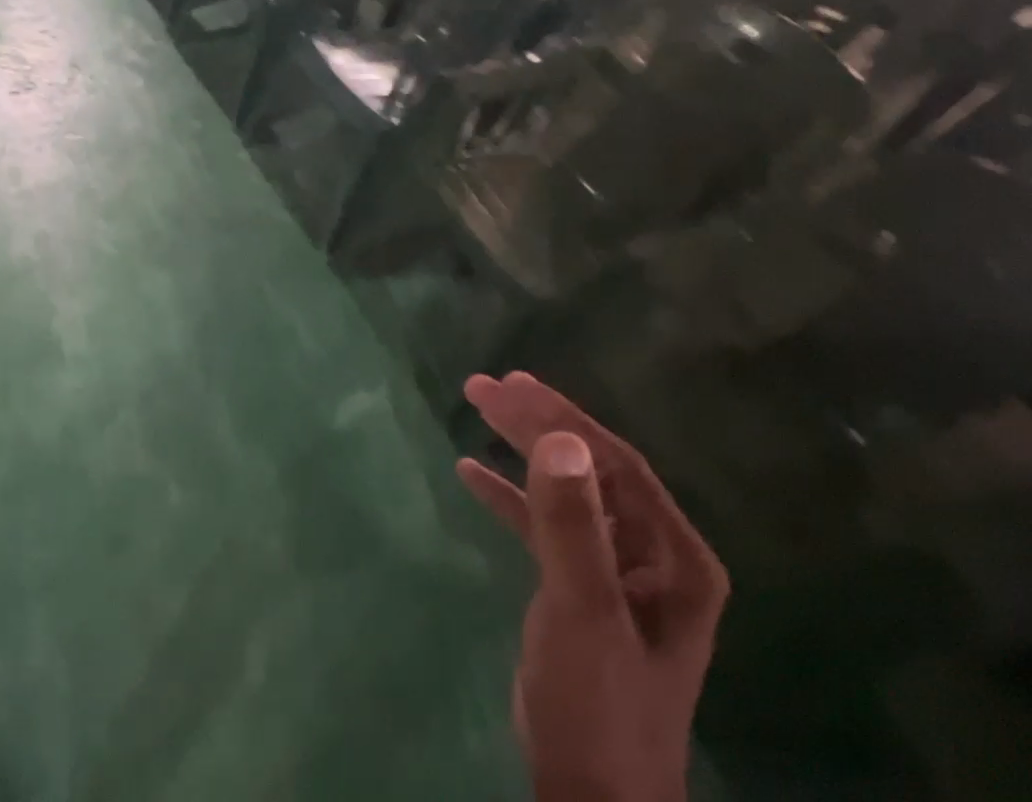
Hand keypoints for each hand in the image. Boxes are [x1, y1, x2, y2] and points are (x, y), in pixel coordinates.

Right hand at [456, 373, 728, 801]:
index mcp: (674, 556)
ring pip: (566, 494)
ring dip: (522, 453)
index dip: (563, 419)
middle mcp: (652, 556)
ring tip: (478, 409)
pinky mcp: (579, 591)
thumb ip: (570, 524)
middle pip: (592, 471)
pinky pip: (544, 529)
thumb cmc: (597, 697)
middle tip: (483, 385)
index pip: (617, 465)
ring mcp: (616, 574)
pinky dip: (510, 499)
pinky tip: (471, 473)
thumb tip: (560, 439)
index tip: (508, 383)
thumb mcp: (583, 608)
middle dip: (539, 425)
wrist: (589, 783)